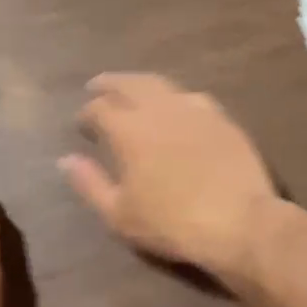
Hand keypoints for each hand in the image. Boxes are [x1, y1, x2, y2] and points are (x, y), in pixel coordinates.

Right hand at [63, 73, 280, 280]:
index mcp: (129, 129)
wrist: (239, 220)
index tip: (81, 124)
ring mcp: (194, 108)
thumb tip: (66, 159)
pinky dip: (174, 96)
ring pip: (162, 84)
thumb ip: (90, 183)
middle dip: (110, 83)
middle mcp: (159, 108)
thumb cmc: (172, 223)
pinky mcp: (222, 117)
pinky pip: (191, 97)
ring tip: (133, 91)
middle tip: (97, 86)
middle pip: (130, 83)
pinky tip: (175, 106)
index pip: (99, 108)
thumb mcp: (120, 214)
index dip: (86, 114)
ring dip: (141, 84)